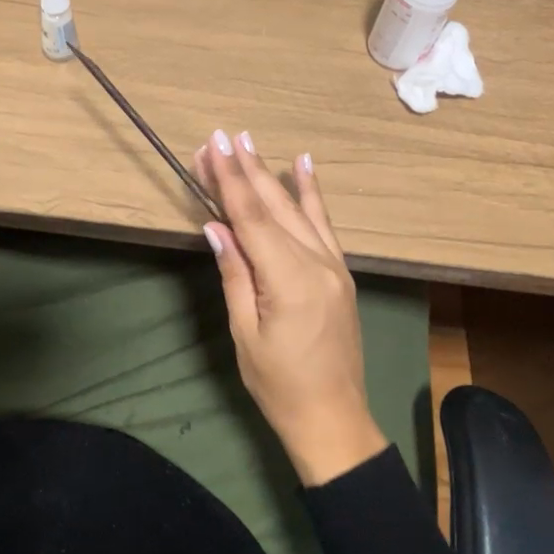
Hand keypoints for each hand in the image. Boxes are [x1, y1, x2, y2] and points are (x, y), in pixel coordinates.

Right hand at [196, 129, 386, 485]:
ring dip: (272, 173)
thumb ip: (234, 274)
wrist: (334, 418)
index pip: (252, 218)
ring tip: (250, 141)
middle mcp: (316, 263)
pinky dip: (312, 193)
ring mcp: (333, 265)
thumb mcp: (245, 333)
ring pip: (298, 209)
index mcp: (289, 279)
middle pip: (273, 206)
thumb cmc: (278, 384)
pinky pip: (324, 224)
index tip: (213, 145)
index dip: (229, 180)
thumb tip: (215, 226)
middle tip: (221, 136)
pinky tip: (304, 165)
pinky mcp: (340, 272)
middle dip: (245, 169)